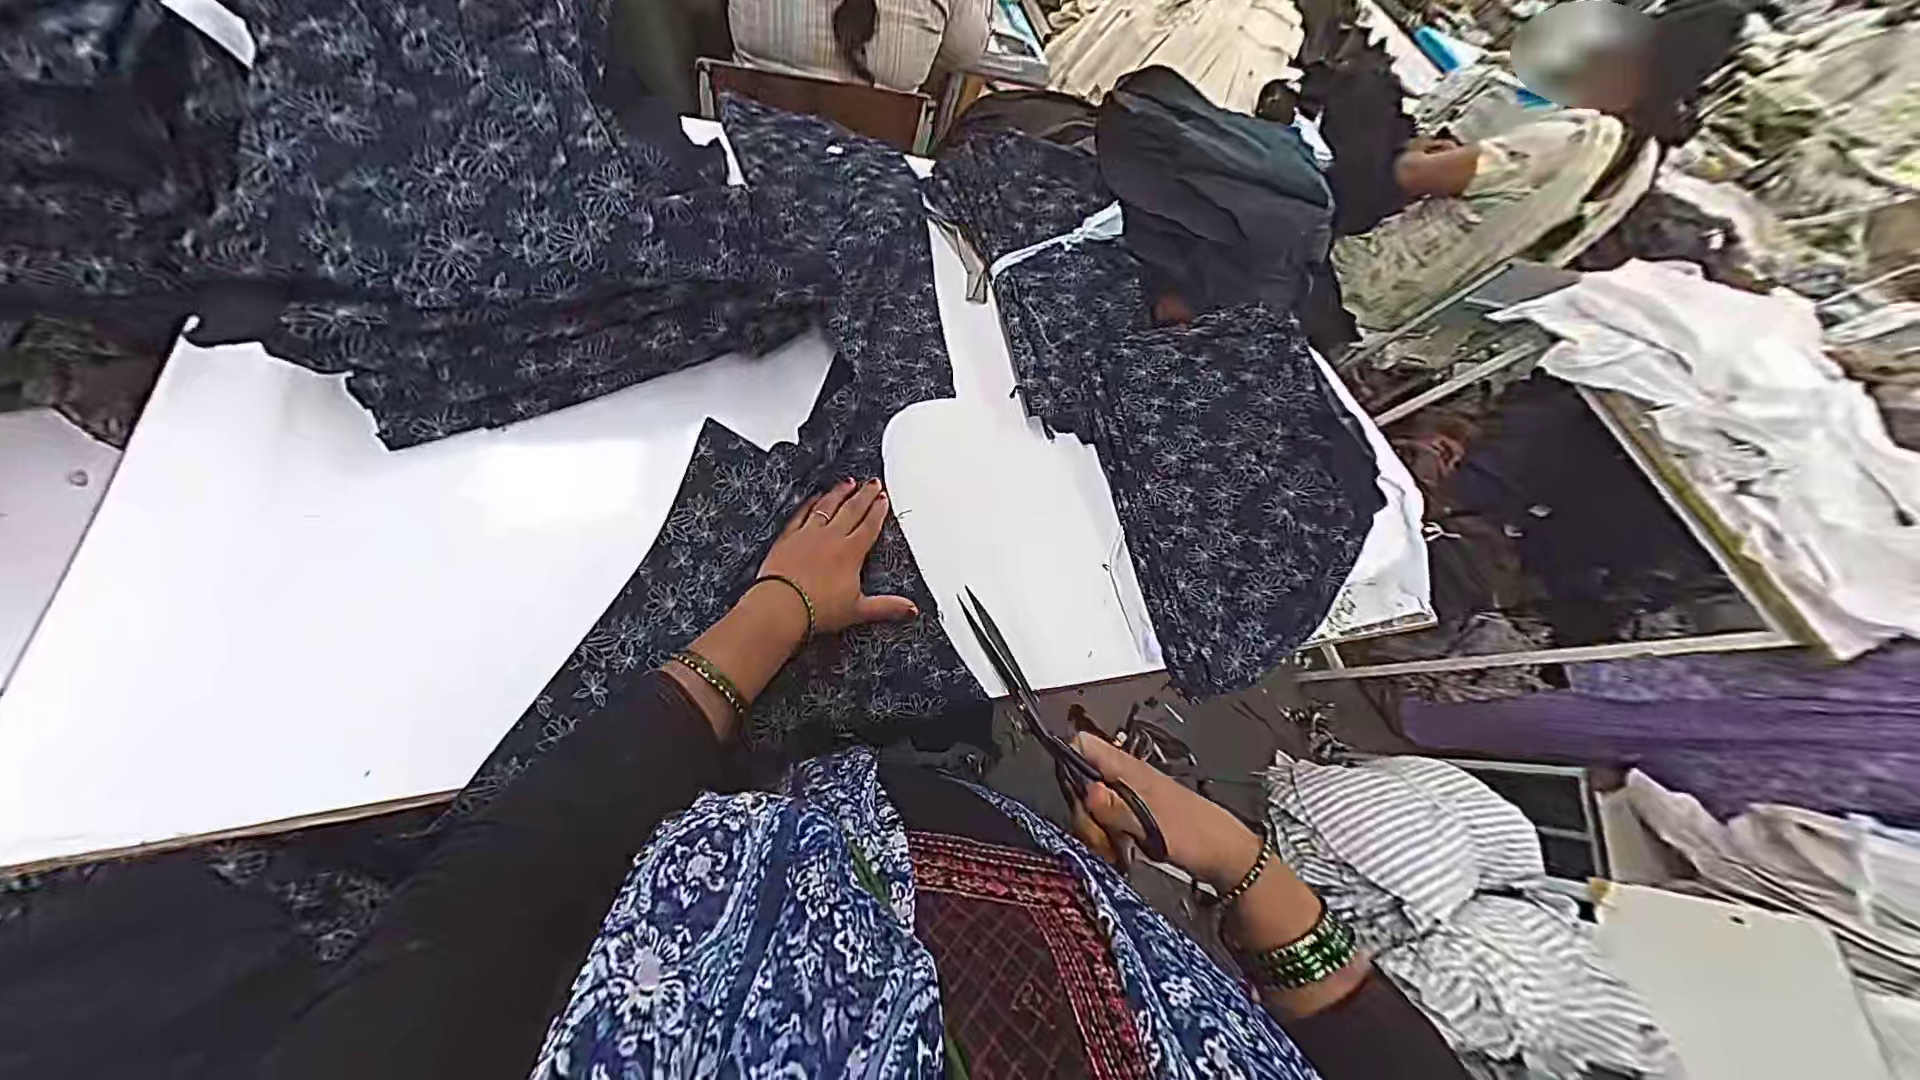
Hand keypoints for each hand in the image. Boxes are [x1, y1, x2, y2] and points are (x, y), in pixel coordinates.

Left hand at [757, 478, 918, 632]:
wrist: (782, 606)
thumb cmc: (817, 609)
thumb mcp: (858, 610)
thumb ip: (886, 607)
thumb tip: (910, 609)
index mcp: (851, 552)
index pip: (869, 525)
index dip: (878, 510)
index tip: (883, 498)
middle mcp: (832, 538)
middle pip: (852, 509)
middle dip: (865, 494)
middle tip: (872, 483)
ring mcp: (809, 534)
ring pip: (828, 506)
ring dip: (839, 493)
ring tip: (848, 483)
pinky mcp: (789, 537)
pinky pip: (802, 513)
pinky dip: (810, 503)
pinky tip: (814, 498)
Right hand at [1067, 731, 1263, 889]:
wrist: (1226, 854)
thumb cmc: (1194, 833)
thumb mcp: (1150, 824)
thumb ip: (1115, 808)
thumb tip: (1087, 791)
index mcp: (1125, 766)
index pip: (1081, 745)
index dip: (1070, 765)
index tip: (1080, 800)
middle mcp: (1122, 775)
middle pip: (1080, 782)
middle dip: (1085, 813)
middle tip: (1101, 838)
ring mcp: (1127, 794)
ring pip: (1091, 805)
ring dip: (1096, 830)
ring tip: (1116, 849)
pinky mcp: (1132, 813)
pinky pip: (1106, 820)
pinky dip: (1108, 837)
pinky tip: (1122, 851)